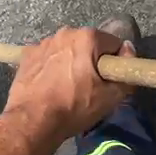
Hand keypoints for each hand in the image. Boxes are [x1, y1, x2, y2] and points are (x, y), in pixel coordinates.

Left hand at [0, 27, 131, 147]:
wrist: (32, 121)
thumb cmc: (74, 107)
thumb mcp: (110, 97)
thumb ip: (126, 73)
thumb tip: (128, 52)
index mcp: (87, 37)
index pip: (113, 45)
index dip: (116, 64)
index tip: (110, 81)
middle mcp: (65, 33)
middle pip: (89, 45)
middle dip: (92, 61)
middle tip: (90, 87)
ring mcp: (44, 42)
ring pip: (67, 50)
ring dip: (71, 62)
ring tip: (67, 88)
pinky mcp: (27, 55)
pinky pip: (48, 57)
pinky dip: (52, 66)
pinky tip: (50, 85)